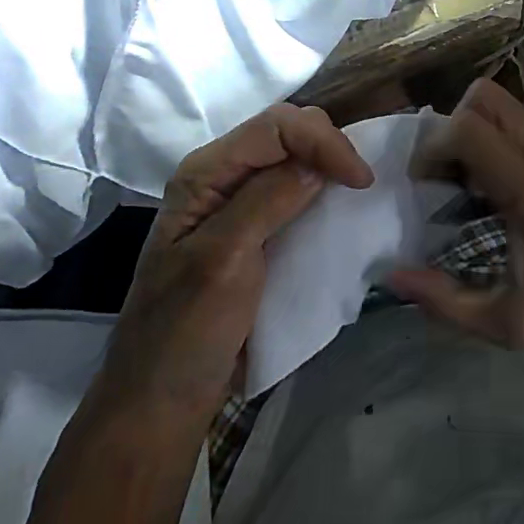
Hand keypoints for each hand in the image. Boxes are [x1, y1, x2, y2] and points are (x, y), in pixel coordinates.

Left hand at [97, 103, 374, 419]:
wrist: (162, 396)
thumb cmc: (185, 331)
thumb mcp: (225, 262)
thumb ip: (266, 202)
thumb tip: (317, 163)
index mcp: (204, 173)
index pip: (274, 126)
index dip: (322, 140)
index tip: (362, 180)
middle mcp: (219, 176)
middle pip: (282, 132)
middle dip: (325, 145)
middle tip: (361, 183)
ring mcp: (233, 202)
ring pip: (289, 158)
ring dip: (325, 165)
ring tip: (357, 190)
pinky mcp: (250, 229)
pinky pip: (290, 191)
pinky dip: (319, 191)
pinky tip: (337, 208)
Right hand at [388, 78, 523, 350]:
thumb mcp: (510, 323)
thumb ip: (447, 303)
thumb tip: (393, 277)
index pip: (469, 131)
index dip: (433, 147)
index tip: (425, 181)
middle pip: (482, 98)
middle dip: (451, 128)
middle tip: (446, 170)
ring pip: (499, 101)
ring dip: (473, 128)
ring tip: (471, 174)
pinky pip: (518, 115)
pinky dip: (495, 132)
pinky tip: (500, 176)